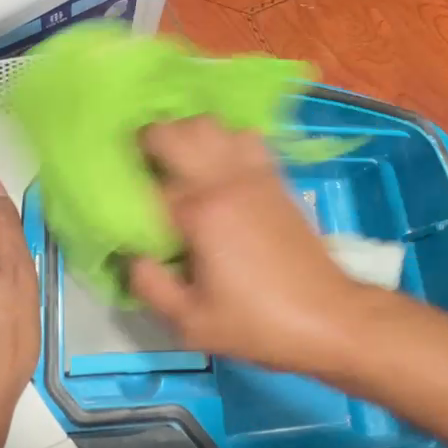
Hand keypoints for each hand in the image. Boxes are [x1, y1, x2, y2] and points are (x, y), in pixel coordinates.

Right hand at [127, 117, 370, 374]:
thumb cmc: (259, 324)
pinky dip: (223, 138)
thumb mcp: (192, 323)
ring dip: (186, 132)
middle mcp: (225, 179)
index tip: (116, 192)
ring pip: (211, 123)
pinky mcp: (275, 176)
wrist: (331, 318)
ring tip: (176, 158)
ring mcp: (254, 173)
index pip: (150, 179)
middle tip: (140, 164)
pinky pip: (244, 136)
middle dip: (150, 140)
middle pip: (177, 131)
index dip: (128, 182)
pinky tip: (216, 162)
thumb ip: (150, 284)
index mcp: (200, 211)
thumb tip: (131, 253)